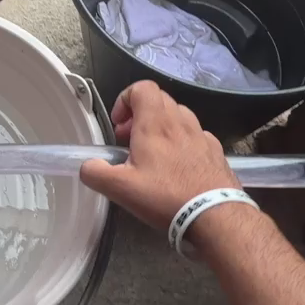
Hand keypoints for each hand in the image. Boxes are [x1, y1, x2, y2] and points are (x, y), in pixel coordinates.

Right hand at [79, 81, 239, 233]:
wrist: (216, 216)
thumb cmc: (166, 196)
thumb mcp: (119, 188)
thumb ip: (94, 172)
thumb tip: (88, 166)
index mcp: (155, 123)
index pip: (142, 88)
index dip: (125, 99)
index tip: (118, 125)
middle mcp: (181, 122)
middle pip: (159, 100)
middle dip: (140, 115)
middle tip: (130, 141)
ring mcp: (202, 136)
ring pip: (179, 116)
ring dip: (162, 127)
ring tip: (153, 154)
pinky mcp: (216, 152)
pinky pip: (196, 136)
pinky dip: (182, 143)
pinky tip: (178, 167)